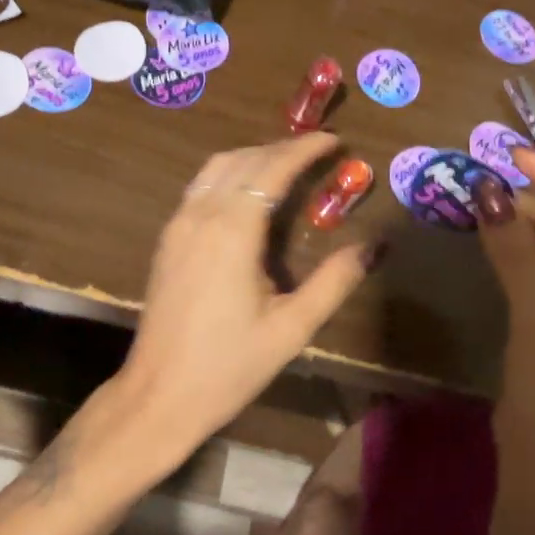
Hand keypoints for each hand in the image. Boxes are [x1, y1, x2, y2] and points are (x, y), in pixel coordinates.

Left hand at [111, 133, 373, 468]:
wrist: (159, 395)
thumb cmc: (229, 366)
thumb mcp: (292, 328)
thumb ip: (335, 281)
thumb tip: (375, 245)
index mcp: (232, 230)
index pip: (272, 167)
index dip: (305, 149)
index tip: (335, 139)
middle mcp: (201, 214)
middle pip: (244, 159)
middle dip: (282, 147)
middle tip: (320, 151)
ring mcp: (178, 224)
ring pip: (217, 167)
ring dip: (254, 156)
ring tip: (289, 164)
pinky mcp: (168, 239)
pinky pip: (201, 186)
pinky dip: (230, 173)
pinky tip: (249, 193)